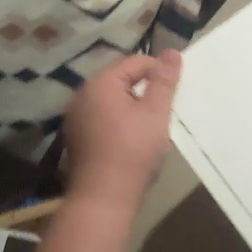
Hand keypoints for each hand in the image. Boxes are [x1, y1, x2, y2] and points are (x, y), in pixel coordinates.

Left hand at [61, 50, 182, 213]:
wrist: (103, 199)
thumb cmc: (132, 151)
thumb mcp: (156, 113)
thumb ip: (164, 80)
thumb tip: (172, 52)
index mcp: (100, 84)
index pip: (135, 62)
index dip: (159, 72)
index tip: (175, 92)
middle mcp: (82, 95)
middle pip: (122, 80)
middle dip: (145, 90)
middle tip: (165, 109)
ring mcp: (76, 118)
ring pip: (112, 100)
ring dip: (133, 106)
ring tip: (151, 125)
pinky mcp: (77, 137)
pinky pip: (103, 117)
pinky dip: (119, 121)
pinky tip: (132, 139)